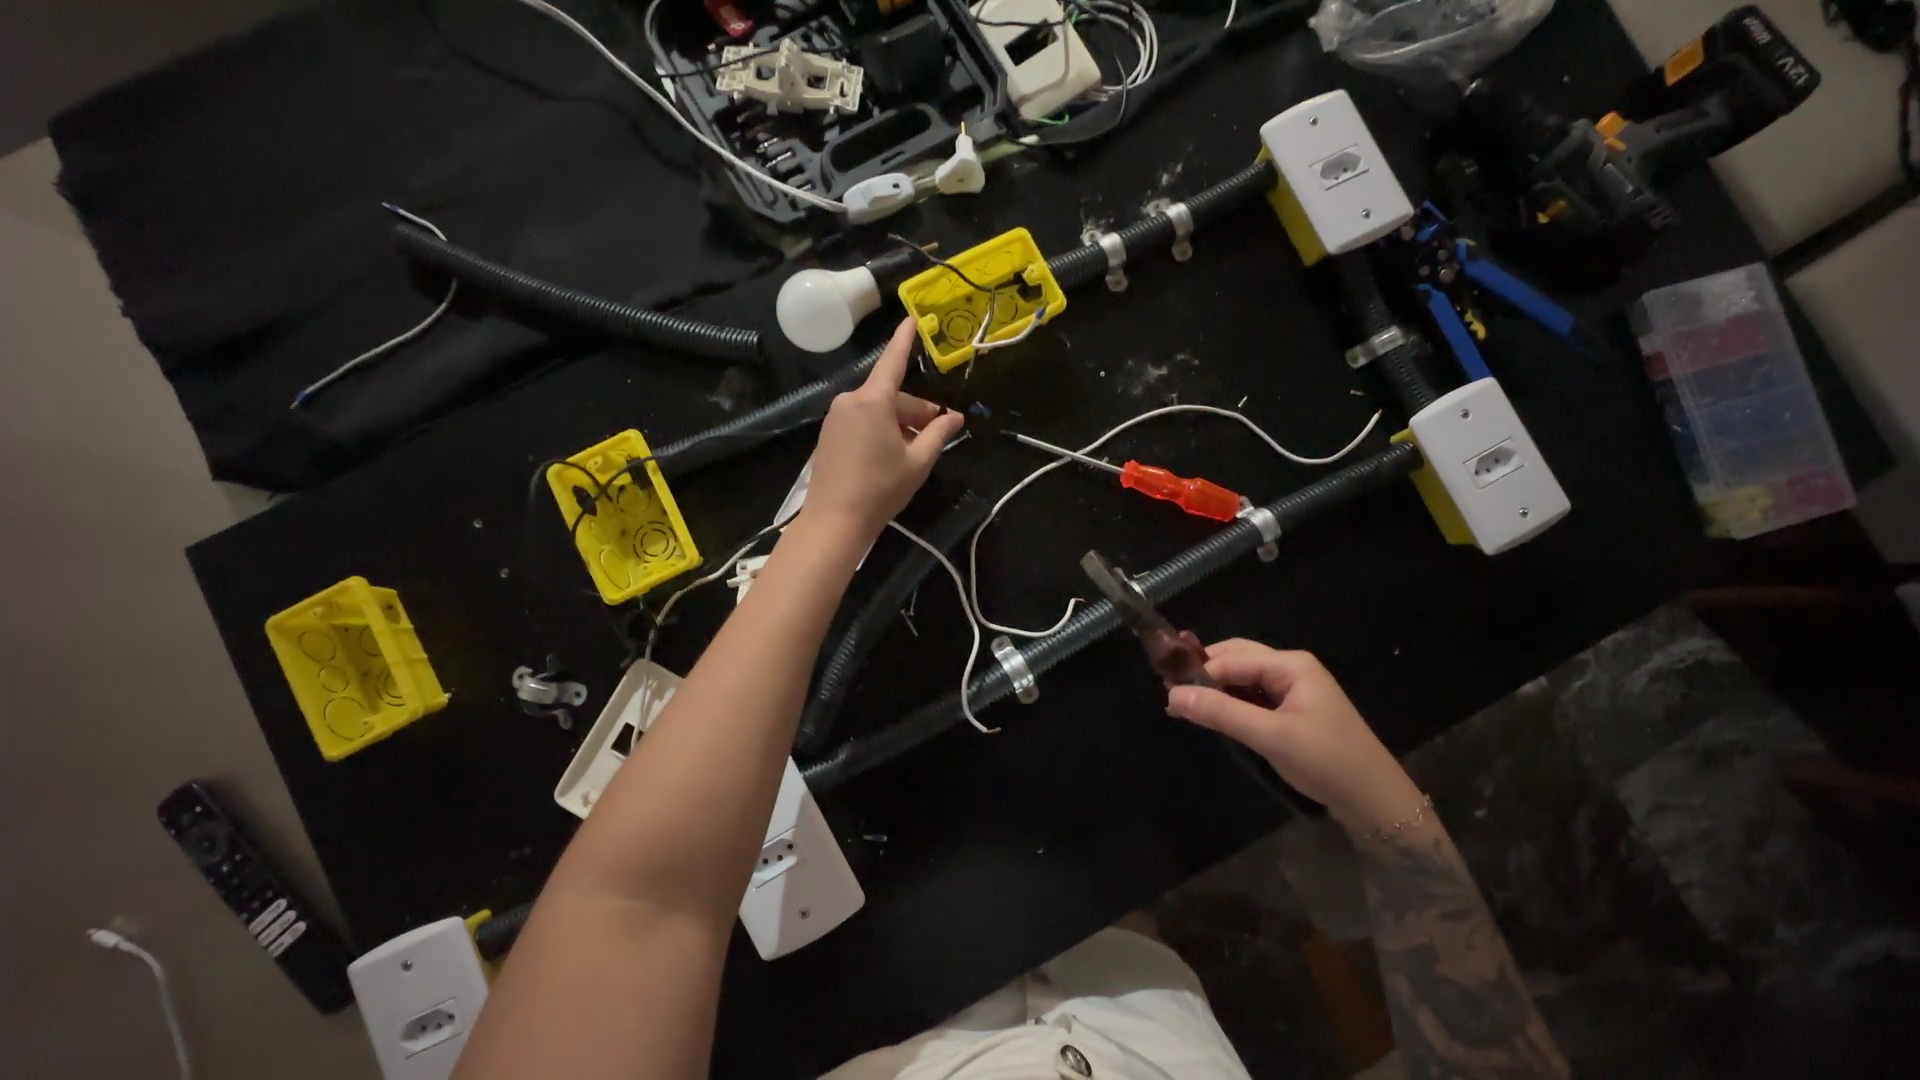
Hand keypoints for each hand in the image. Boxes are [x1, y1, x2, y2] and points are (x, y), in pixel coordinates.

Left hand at [802, 317, 964, 538]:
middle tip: (938, 433)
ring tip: (916, 450)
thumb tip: (954, 418)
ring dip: (898, 424)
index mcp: (872, 401)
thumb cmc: (881, 489)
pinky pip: (861, 422)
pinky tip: (892, 456)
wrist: (835, 520)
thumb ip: (938, 434)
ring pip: (876, 411)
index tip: (911, 319)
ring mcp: (835, 418)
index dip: (904, 341)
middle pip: (890, 396)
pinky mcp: (828, 435)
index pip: (892, 362)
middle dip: (915, 411)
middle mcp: (850, 401)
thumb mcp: (918, 461)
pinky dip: (880, 431)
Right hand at [1164, 640, 1423, 834]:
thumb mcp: (1271, 736)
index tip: (1166, 694)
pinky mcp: (1294, 710)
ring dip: (1217, 689)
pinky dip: (1232, 702)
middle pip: (1237, 659)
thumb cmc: (1326, 761)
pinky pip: (1255, 696)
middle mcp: (1292, 668)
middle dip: (1205, 673)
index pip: (1231, 659)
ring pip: (1244, 678)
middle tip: (1172, 696)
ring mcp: (1295, 689)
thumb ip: (1222, 713)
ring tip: (1186, 707)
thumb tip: (1172, 695)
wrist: (1376, 799)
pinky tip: (1216, 717)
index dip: (1199, 674)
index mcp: (1291, 665)